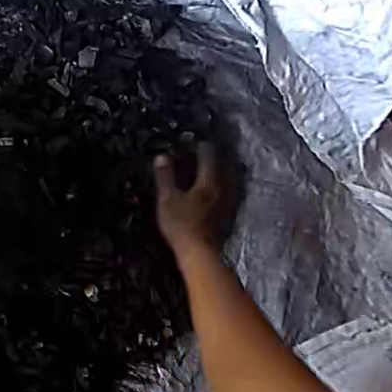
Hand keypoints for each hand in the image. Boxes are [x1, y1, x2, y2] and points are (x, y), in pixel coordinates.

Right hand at [154, 142, 229, 258]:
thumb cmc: (180, 224)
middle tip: (207, 149)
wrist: (198, 251)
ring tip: (214, 164)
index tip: (196, 140)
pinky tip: (216, 186)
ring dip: (222, 169)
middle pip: (223, 167)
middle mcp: (222, 189)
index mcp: (208, 183)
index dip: (202, 147)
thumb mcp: (167, 199)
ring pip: (228, 178)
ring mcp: (227, 201)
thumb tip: (162, 156)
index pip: (208, 158)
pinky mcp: (227, 212)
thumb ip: (166, 177)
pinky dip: (222, 183)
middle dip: (216, 156)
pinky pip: (227, 190)